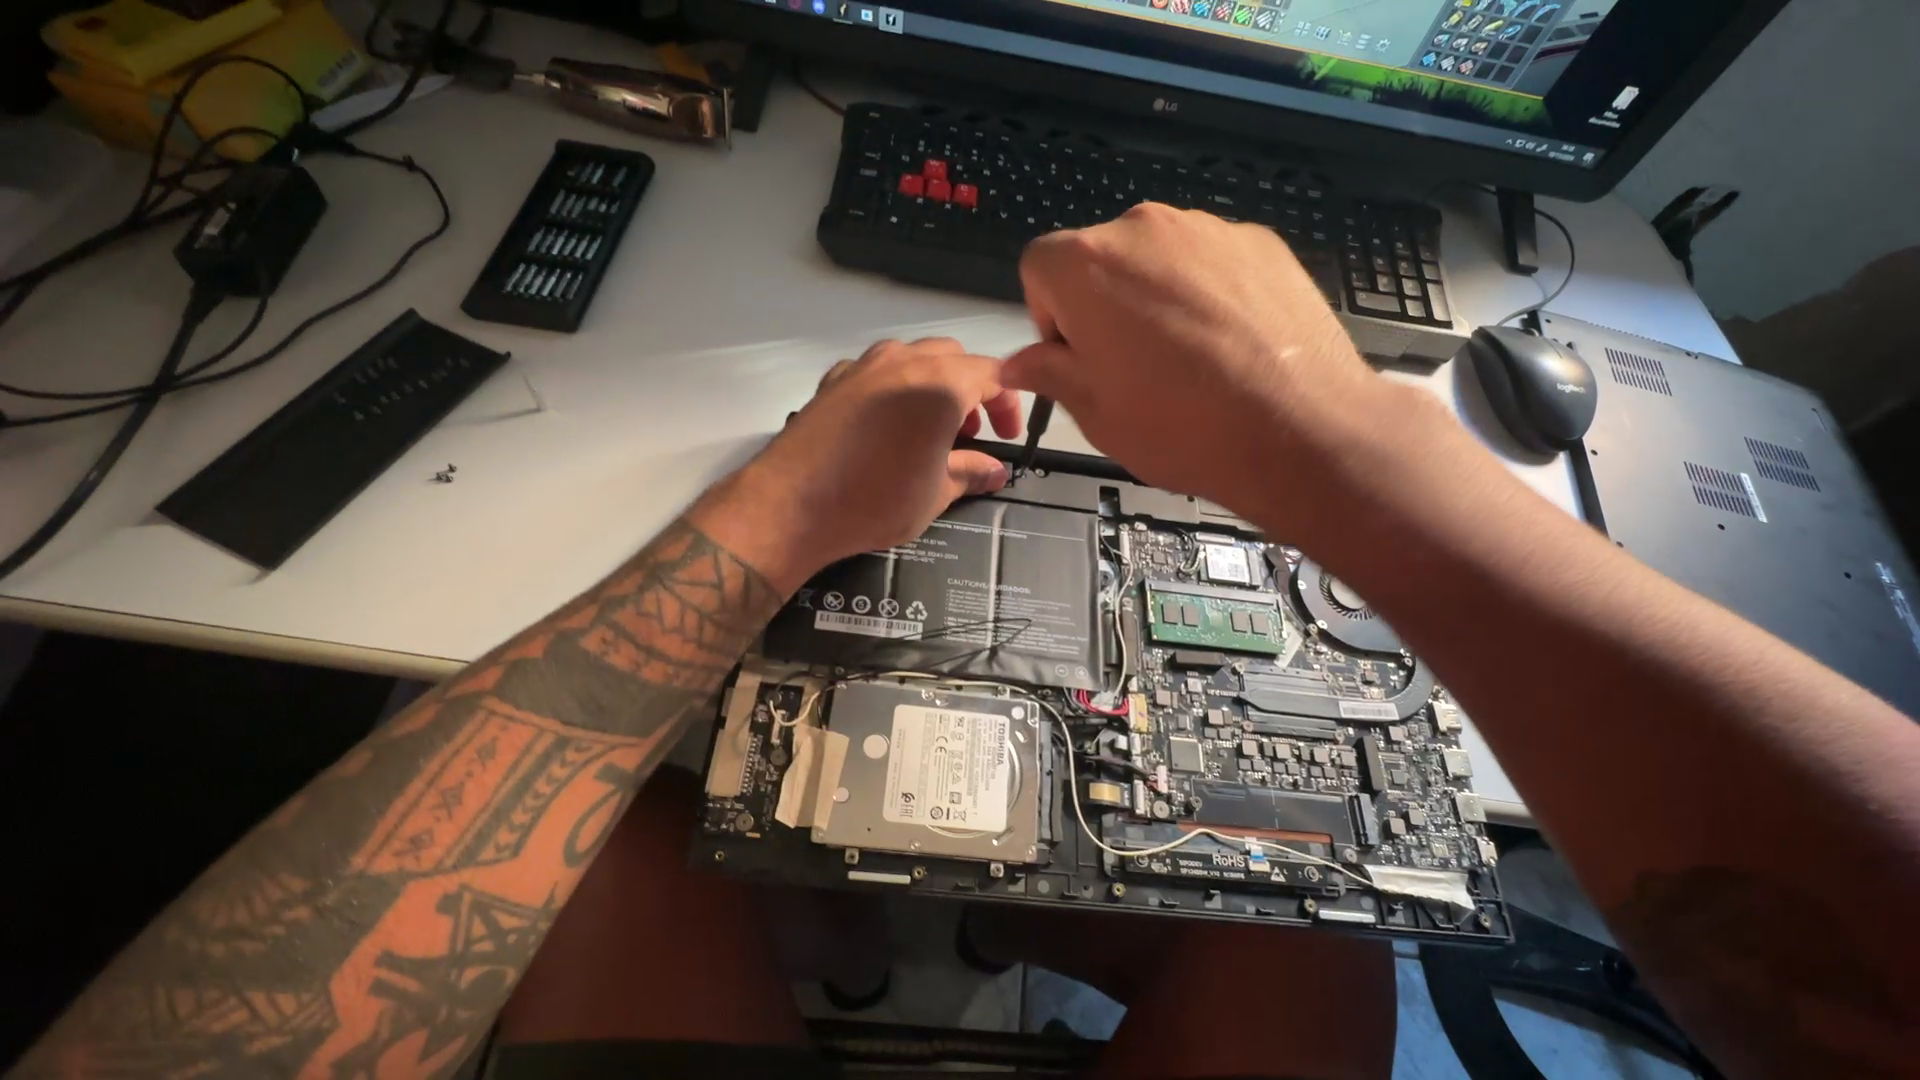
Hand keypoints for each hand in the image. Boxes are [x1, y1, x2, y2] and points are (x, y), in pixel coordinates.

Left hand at [694, 338, 1022, 591]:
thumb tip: (994, 471)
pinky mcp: (832, 381)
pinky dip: (893, 389)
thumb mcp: (935, 493)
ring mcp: (863, 367)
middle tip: (970, 434)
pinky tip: (885, 428)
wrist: (790, 505)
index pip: (993, 375)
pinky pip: (876, 372)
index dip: (1009, 404)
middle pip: (953, 357)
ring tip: (929, 431)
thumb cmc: (874, 500)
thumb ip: (971, 472)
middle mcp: (902, 362)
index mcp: (940, 383)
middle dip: (971, 390)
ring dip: (932, 385)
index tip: (1007, 436)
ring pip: (912, 359)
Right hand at [1002, 203, 1395, 525]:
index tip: (1075, 357)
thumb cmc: (1182, 426)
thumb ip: (1049, 373)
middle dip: (1101, 303)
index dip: (1048, 316)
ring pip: (1156, 259)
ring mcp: (1207, 231)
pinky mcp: (1259, 242)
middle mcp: (1143, 229)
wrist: (1298, 429)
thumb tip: (1022, 363)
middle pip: (1099, 258)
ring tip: (1184, 361)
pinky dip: (1205, 293)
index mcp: (1087, 265)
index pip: (1038, 267)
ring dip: (1153, 297)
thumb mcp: (1094, 412)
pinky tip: (1226, 345)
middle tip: (1129, 366)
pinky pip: (1209, 262)